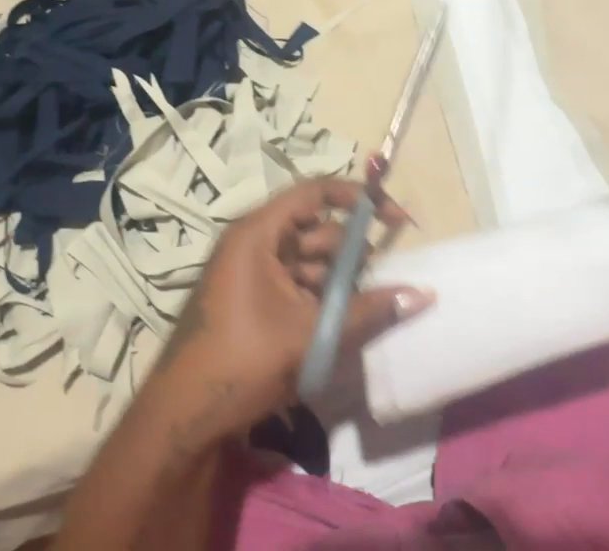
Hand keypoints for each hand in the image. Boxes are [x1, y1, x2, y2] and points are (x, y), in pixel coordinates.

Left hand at [142, 178, 435, 442]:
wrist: (184, 416)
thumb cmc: (243, 361)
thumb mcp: (312, 335)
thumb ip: (369, 311)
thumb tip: (424, 294)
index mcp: (258, 233)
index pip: (315, 193)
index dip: (358, 198)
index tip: (394, 220)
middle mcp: (252, 243)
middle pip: (315, 230)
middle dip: (350, 254)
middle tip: (374, 287)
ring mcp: (248, 272)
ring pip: (307, 261)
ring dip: (336, 282)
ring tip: (356, 315)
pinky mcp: (250, 299)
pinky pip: (294, 283)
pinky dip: (318, 298)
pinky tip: (336, 326)